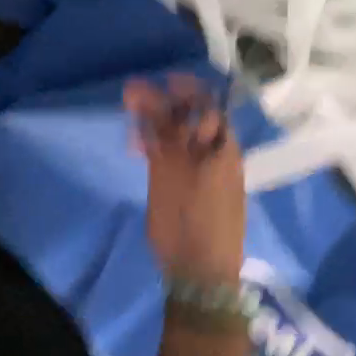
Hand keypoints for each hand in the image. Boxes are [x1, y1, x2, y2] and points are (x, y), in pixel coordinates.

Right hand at [126, 75, 245, 285]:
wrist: (201, 275)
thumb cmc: (186, 216)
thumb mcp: (166, 166)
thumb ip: (156, 126)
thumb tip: (139, 86)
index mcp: (221, 147)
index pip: (207, 103)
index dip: (184, 87)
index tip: (158, 80)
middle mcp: (222, 157)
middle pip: (195, 119)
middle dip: (164, 106)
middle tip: (132, 102)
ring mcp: (214, 176)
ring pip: (187, 140)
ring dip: (161, 128)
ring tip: (134, 132)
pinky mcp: (203, 194)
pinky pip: (186, 159)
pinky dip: (165, 150)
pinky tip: (144, 155)